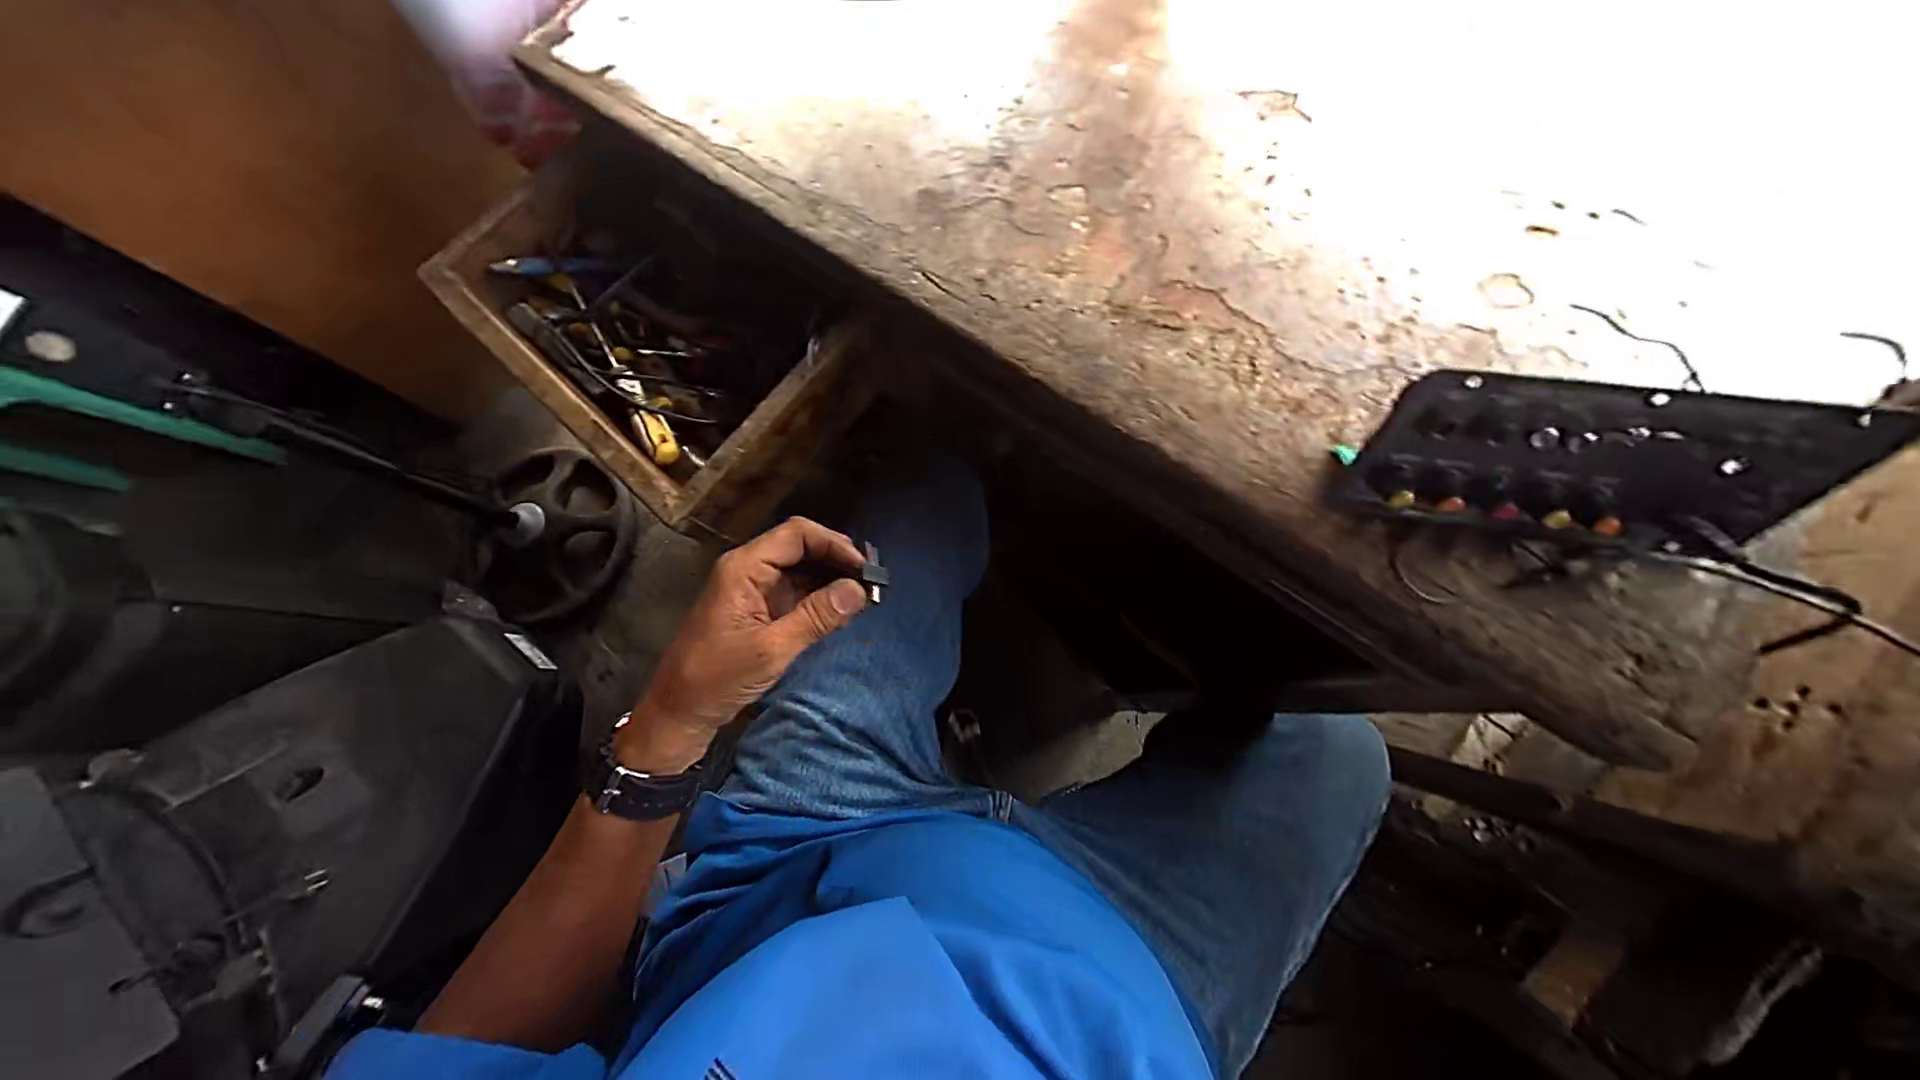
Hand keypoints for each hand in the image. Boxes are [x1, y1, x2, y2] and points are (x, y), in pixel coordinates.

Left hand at [617, 516, 869, 771]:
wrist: (679, 713)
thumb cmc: (716, 679)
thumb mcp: (771, 649)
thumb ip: (816, 616)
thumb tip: (859, 590)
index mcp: (744, 567)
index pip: (797, 535)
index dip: (834, 544)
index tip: (864, 568)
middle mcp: (750, 570)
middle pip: (802, 547)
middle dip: (838, 560)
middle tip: (873, 581)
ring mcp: (755, 590)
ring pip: (803, 569)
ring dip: (834, 578)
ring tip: (866, 594)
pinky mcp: (761, 610)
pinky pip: (798, 592)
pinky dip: (822, 597)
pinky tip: (844, 608)